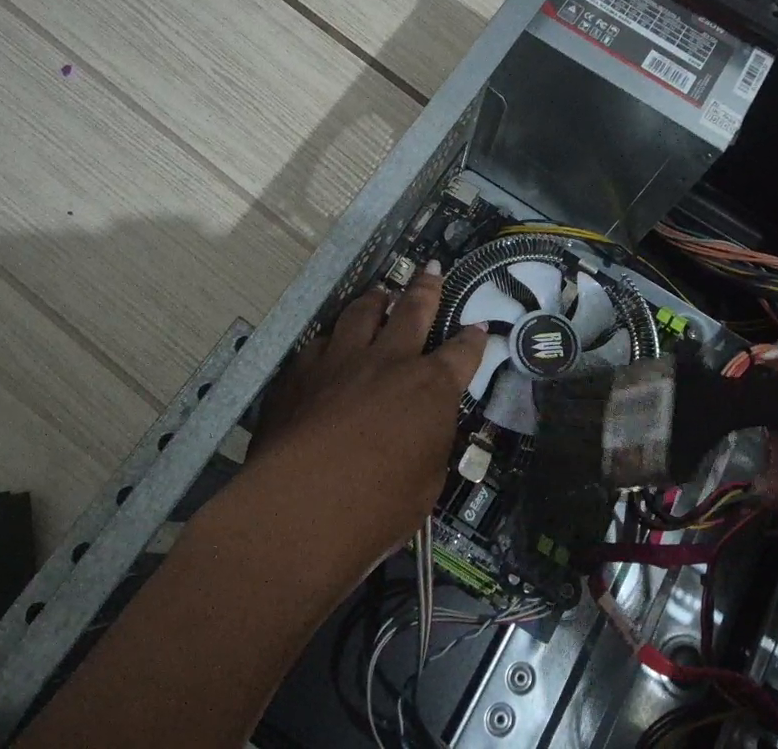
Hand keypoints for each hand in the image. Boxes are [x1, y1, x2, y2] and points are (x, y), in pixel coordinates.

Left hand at [249, 263, 486, 557]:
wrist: (300, 507)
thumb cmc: (378, 507)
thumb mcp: (427, 482)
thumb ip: (428, 444)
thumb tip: (424, 432)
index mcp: (430, 388)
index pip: (461, 354)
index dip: (473, 340)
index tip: (479, 328)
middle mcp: (387, 361)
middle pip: (412, 311)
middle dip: (426, 288)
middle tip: (431, 269)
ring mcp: (340, 361)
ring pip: (360, 313)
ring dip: (375, 300)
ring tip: (380, 293)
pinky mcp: (299, 373)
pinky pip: (320, 343)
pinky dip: (332, 339)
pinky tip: (329, 343)